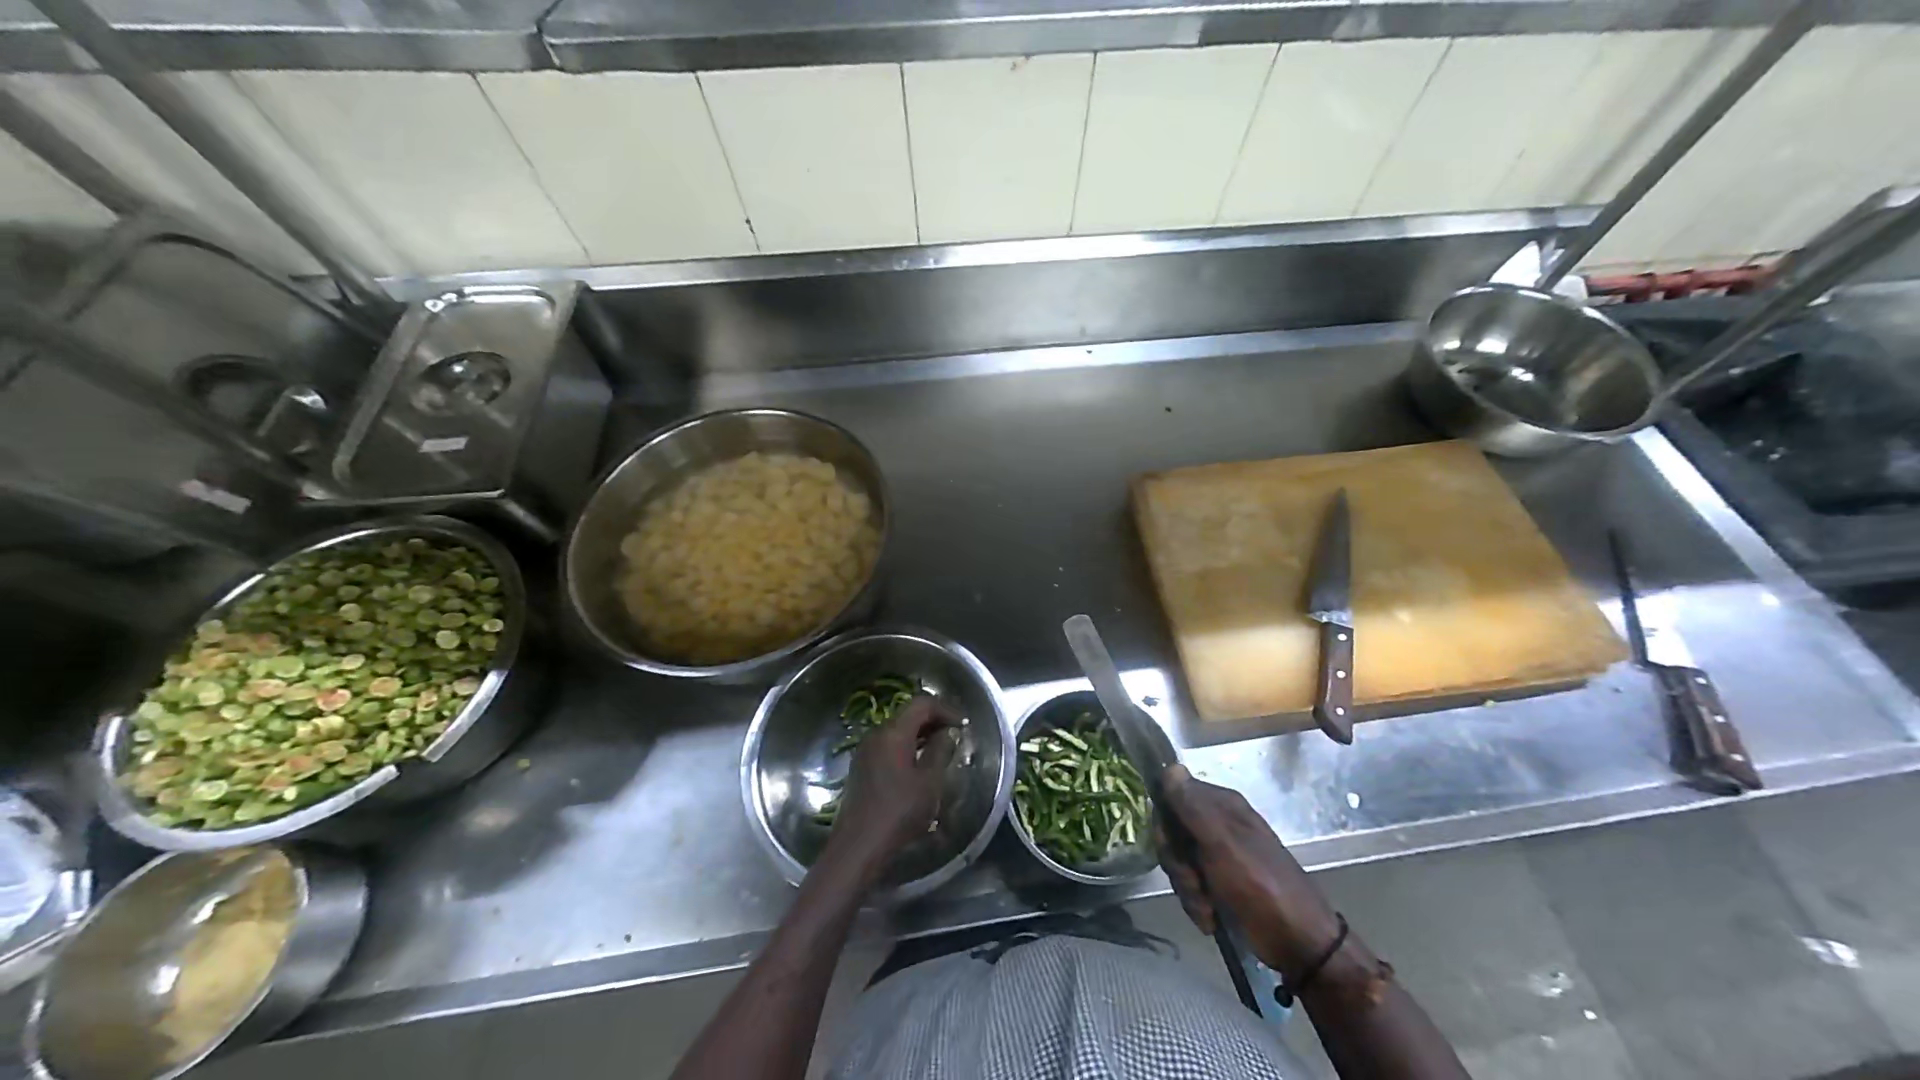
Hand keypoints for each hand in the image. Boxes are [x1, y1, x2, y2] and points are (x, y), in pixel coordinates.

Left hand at [827, 695, 958, 874]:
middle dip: (933, 720)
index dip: (944, 709)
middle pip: (907, 714)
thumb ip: (940, 751)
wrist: (859, 845)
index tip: (962, 725)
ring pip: (897, 730)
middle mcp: (876, 734)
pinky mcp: (862, 766)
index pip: (921, 703)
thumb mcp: (929, 782)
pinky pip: (888, 746)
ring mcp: (865, 750)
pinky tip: (919, 765)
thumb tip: (948, 732)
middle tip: (955, 736)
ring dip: (920, 734)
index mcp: (893, 733)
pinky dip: (906, 747)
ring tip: (941, 750)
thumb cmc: (899, 812)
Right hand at [1157, 765, 1341, 977]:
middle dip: (1177, 863)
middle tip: (1193, 881)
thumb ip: (1193, 806)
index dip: (1165, 823)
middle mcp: (1218, 824)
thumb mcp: (1222, 842)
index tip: (1171, 845)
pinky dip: (1197, 903)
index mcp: (1222, 806)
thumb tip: (1170, 767)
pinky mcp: (1219, 882)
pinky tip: (1211, 917)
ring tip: (1207, 907)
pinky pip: (1191, 884)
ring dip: (1188, 889)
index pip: (1172, 796)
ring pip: (1179, 862)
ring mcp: (1219, 855)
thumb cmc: (1260, 885)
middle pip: (1172, 833)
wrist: (1298, 941)